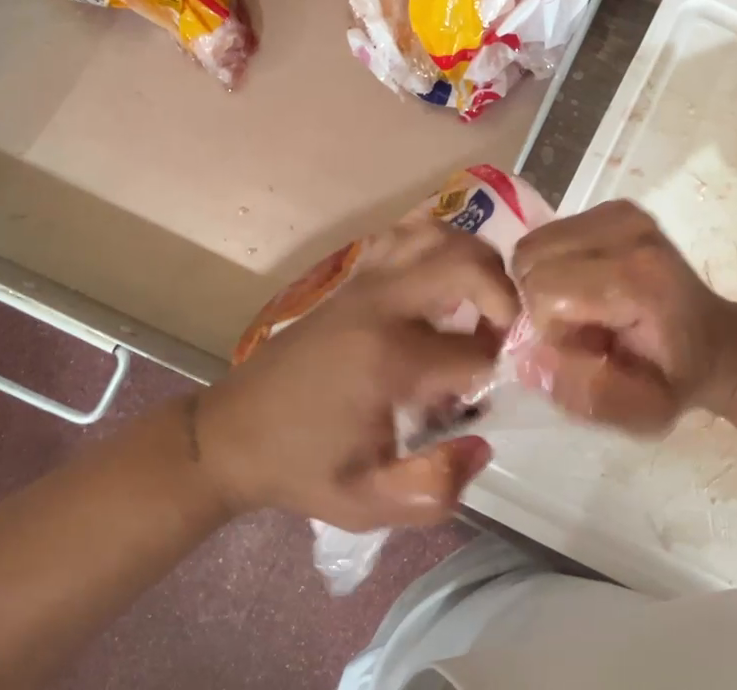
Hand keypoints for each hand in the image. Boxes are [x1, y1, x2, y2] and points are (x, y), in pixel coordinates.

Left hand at [193, 222, 518, 530]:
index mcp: (387, 360)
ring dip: (476, 260)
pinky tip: (444, 278)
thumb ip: (434, 488)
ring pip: (438, 234)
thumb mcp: (365, 503)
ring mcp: (364, 282)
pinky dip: (440, 243)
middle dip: (504, 293)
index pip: (475, 349)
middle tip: (506, 330)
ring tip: (483, 299)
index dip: (495, 369)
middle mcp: (380, 306)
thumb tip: (482, 445)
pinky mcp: (352, 276)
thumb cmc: (303, 468)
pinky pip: (407, 233)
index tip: (485, 392)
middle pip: (466, 263)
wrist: (230, 434)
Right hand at [511, 200, 736, 433]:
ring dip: (541, 284)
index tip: (576, 350)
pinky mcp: (613, 208)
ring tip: (580, 311)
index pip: (543, 289)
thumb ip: (589, 392)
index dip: (546, 328)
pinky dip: (553, 266)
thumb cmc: (676, 380)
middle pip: (531, 259)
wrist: (716, 341)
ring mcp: (622, 213)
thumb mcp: (642, 411)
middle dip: (538, 303)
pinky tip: (583, 289)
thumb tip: (532, 360)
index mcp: (639, 278)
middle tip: (575, 331)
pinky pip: (548, 236)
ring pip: (533, 246)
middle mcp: (630, 231)